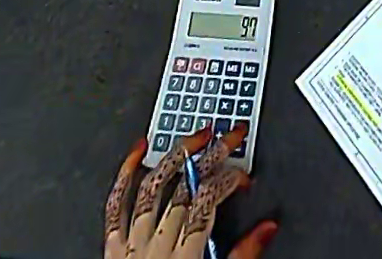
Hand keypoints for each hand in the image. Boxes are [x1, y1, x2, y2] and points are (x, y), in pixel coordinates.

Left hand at [104, 127, 278, 258]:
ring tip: (197, 134)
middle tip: (232, 134)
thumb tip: (268, 227)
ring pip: (153, 188)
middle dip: (212, 154)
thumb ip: (243, 256)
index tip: (243, 175)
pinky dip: (125, 176)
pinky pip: (114, 208)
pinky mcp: (113, 252)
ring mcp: (132, 247)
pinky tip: (140, 152)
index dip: (228, 179)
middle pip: (185, 187)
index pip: (208, 201)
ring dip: (177, 155)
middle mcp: (155, 248)